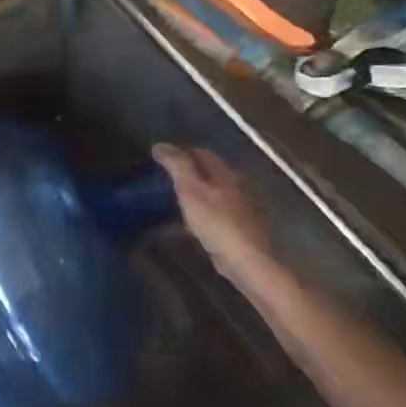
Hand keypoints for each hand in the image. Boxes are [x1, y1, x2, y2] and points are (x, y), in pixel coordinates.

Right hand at [153, 144, 271, 267]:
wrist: (246, 261)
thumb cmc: (215, 223)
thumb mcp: (190, 190)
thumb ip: (177, 166)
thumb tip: (160, 145)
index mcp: (225, 175)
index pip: (202, 153)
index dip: (181, 152)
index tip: (161, 159)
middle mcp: (237, 187)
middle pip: (211, 172)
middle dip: (190, 171)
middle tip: (165, 178)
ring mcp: (241, 208)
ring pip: (214, 192)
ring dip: (196, 192)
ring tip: (174, 200)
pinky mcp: (240, 228)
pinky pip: (217, 212)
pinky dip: (202, 211)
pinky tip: (191, 224)